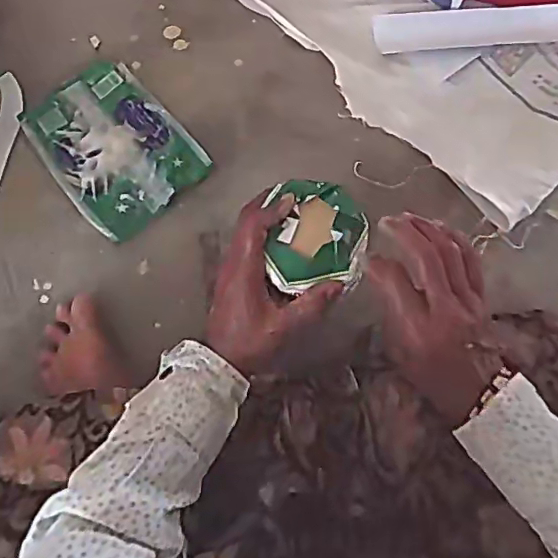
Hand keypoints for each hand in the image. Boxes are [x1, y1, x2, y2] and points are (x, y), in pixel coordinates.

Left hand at [206, 192, 343, 373]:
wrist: (219, 361)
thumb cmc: (248, 343)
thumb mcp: (283, 326)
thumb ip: (311, 305)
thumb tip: (338, 284)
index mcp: (243, 268)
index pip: (253, 226)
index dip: (272, 208)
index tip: (293, 200)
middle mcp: (233, 262)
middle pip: (246, 220)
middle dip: (268, 202)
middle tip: (294, 196)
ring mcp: (229, 267)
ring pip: (244, 229)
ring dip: (265, 215)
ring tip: (291, 211)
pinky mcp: (231, 274)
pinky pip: (246, 241)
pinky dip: (262, 230)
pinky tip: (282, 239)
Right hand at [372, 214, 502, 425]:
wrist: (481, 394)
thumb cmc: (434, 377)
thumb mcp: (401, 353)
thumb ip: (391, 312)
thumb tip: (381, 273)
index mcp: (420, 329)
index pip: (397, 282)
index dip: (380, 264)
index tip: (369, 256)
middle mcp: (447, 310)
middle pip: (428, 258)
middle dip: (406, 233)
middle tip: (389, 221)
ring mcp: (469, 301)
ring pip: (451, 252)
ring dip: (430, 229)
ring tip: (412, 218)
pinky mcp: (482, 297)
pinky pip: (471, 259)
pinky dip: (456, 238)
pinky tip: (442, 228)